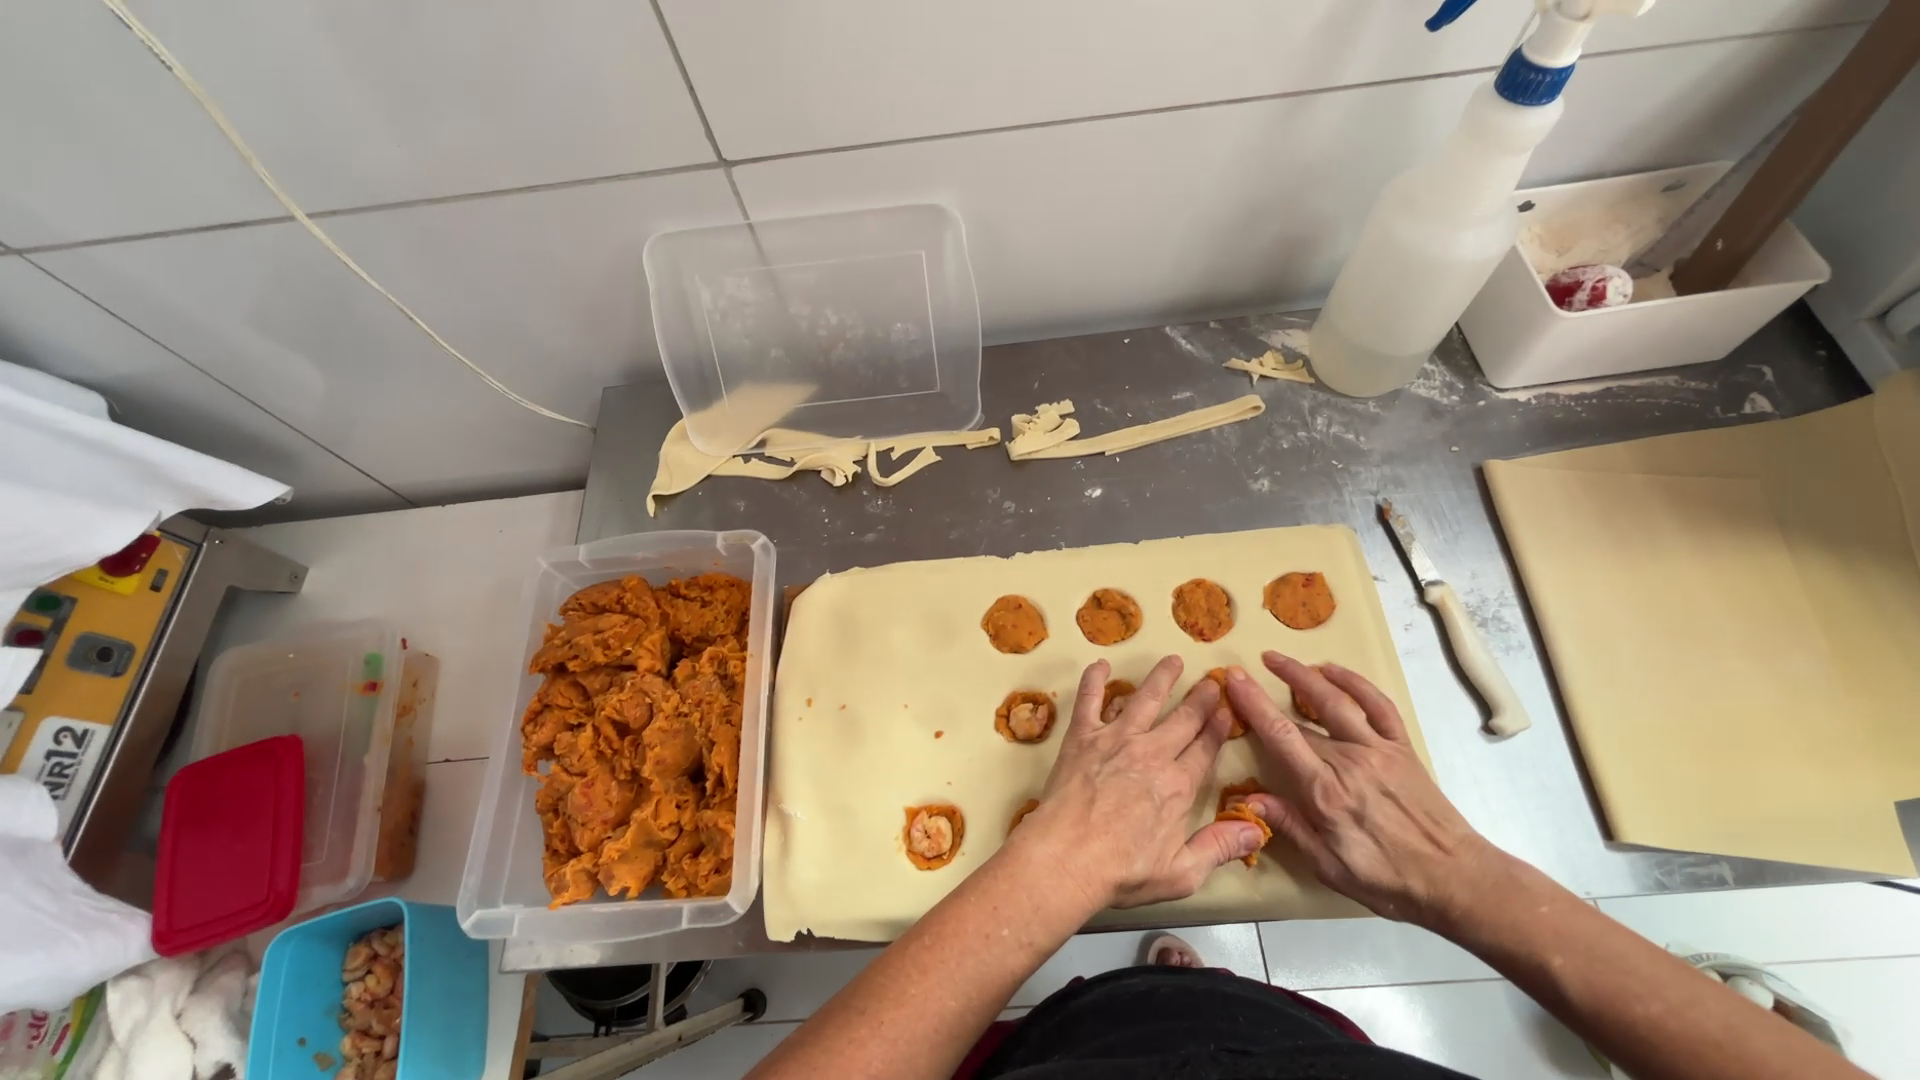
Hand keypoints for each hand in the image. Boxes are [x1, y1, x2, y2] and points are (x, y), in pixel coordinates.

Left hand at [1010, 656, 1268, 911]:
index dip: (1218, 727)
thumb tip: (1258, 831)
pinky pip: (1090, 700)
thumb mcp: (1182, 873)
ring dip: (1161, 678)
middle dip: (1200, 698)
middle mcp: (1152, 753)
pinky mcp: (1082, 737)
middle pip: (1182, 718)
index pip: (1205, 748)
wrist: (1066, 856)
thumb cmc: (1122, 871)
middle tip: (1211, 681)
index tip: (1226, 709)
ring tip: (1172, 660)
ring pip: (1144, 699)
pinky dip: (1095, 680)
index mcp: (1178, 785)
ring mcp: (1116, 740)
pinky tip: (1101, 665)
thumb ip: (1220, 848)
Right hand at [1222, 653, 1510, 927]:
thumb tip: (1248, 800)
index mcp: (1324, 791)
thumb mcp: (1329, 866)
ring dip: (1303, 674)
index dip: (1253, 703)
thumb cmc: (1388, 880)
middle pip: (1299, 720)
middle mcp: (1348, 761)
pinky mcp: (1402, 748)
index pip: (1279, 736)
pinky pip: (1377, 705)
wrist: (1456, 879)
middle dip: (1265, 694)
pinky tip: (1333, 670)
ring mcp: (1378, 749)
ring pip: (1335, 701)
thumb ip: (1289, 826)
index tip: (1233, 678)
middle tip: (1240, 675)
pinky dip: (1354, 682)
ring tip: (1277, 658)